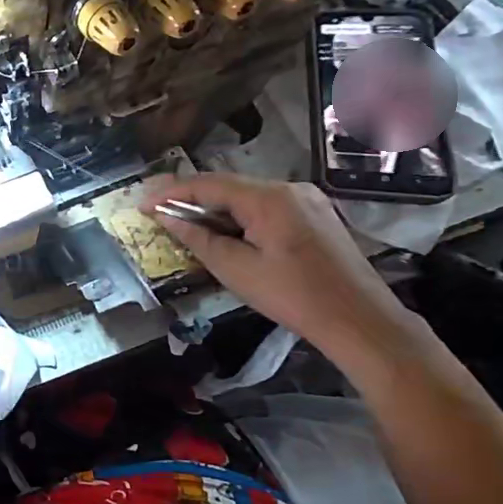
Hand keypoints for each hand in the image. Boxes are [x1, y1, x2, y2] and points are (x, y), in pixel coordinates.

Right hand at [141, 175, 417, 358]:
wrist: (360, 320)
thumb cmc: (293, 296)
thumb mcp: (236, 270)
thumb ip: (199, 238)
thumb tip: (168, 218)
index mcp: (268, 198)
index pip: (207, 184)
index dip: (170, 193)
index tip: (141, 204)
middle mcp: (288, 188)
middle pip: (228, 185)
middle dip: (190, 198)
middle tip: (158, 213)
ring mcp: (307, 199)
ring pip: (247, 195)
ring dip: (215, 207)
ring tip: (186, 224)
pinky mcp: (316, 214)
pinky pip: (266, 205)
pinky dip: (239, 215)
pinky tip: (226, 232)